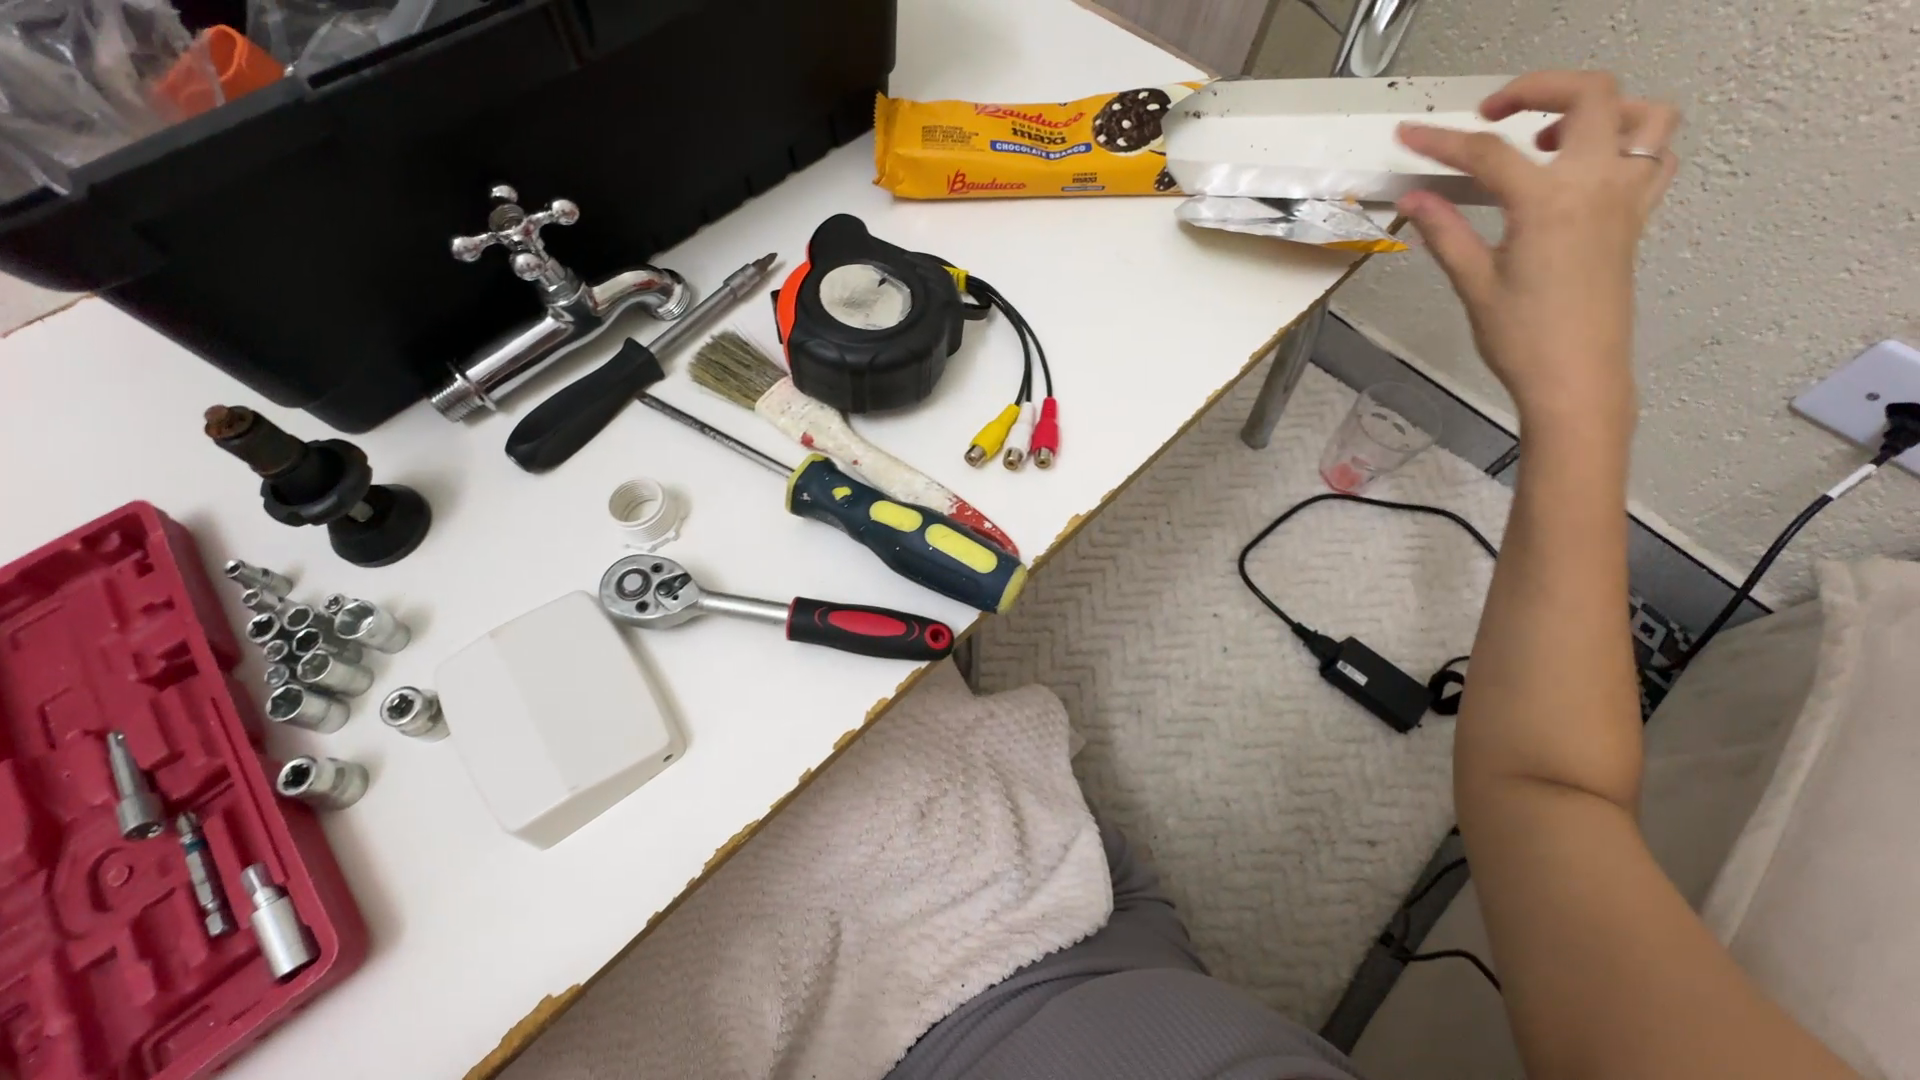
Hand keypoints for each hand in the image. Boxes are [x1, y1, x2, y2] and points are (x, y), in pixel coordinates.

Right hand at [1395, 71, 1679, 429]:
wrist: (1577, 379)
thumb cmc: (1523, 339)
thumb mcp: (1474, 282)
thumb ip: (1444, 230)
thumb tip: (1413, 198)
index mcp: (1549, 203)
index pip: (1488, 153)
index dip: (1440, 142)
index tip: (1408, 137)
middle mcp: (1598, 185)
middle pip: (1589, 95)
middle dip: (1537, 89)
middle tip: (1492, 115)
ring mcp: (1628, 198)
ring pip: (1645, 113)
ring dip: (1599, 108)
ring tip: (1550, 137)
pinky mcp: (1637, 217)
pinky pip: (1657, 155)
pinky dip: (1630, 141)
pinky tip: (1585, 167)